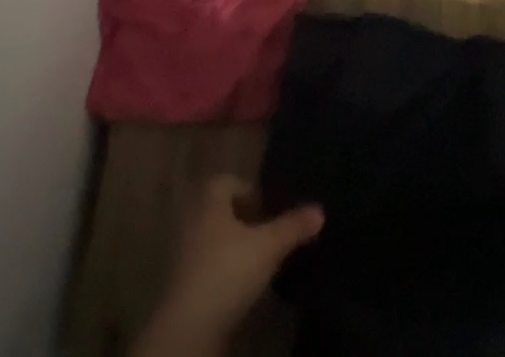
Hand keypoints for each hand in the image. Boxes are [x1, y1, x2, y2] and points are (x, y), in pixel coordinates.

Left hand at [133, 175, 323, 356]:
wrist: (191, 323)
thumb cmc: (229, 269)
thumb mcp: (269, 246)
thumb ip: (293, 226)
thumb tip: (320, 210)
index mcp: (208, 202)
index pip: (225, 182)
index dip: (248, 190)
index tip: (268, 207)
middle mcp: (192, 220)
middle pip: (219, 209)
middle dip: (244, 217)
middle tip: (269, 230)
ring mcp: (184, 252)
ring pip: (214, 237)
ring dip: (235, 243)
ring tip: (260, 257)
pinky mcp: (184, 280)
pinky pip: (208, 262)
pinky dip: (225, 266)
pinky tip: (244, 281)